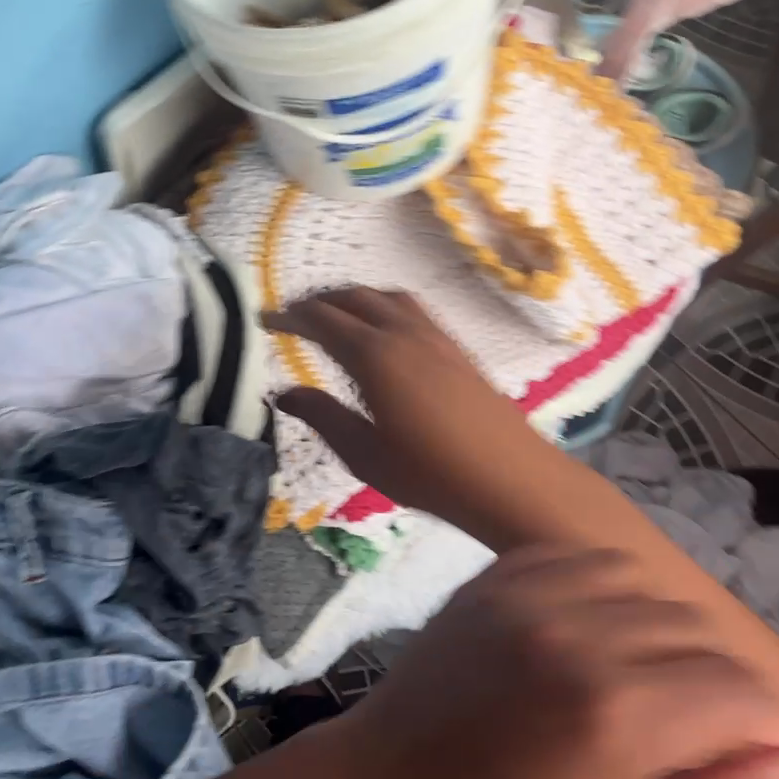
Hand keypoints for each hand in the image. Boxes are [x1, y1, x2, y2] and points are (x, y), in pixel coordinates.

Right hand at [260, 286, 537, 508]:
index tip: (265, 320)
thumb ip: (321, 416)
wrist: (513, 482)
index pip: (321, 320)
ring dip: (352, 297)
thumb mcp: (363, 453)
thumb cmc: (430, 473)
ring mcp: (435, 337)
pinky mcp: (457, 348)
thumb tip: (284, 394)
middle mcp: (403, 334)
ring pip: (385, 297)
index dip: (289, 317)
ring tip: (334, 314)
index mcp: (373, 355)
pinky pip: (410, 308)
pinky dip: (381, 305)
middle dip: (318, 300)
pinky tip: (381, 330)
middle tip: (293, 314)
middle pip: (352, 298)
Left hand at [327, 546, 778, 778]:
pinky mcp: (486, 581)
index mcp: (615, 711)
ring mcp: (520, 596)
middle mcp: (571, 632)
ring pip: (639, 582)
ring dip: (661, 629)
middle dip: (721, 686)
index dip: (775, 731)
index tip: (770, 762)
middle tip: (698, 736)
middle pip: (696, 632)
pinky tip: (594, 633)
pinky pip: (570, 557)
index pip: (744, 691)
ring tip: (646, 682)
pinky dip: (600, 587)